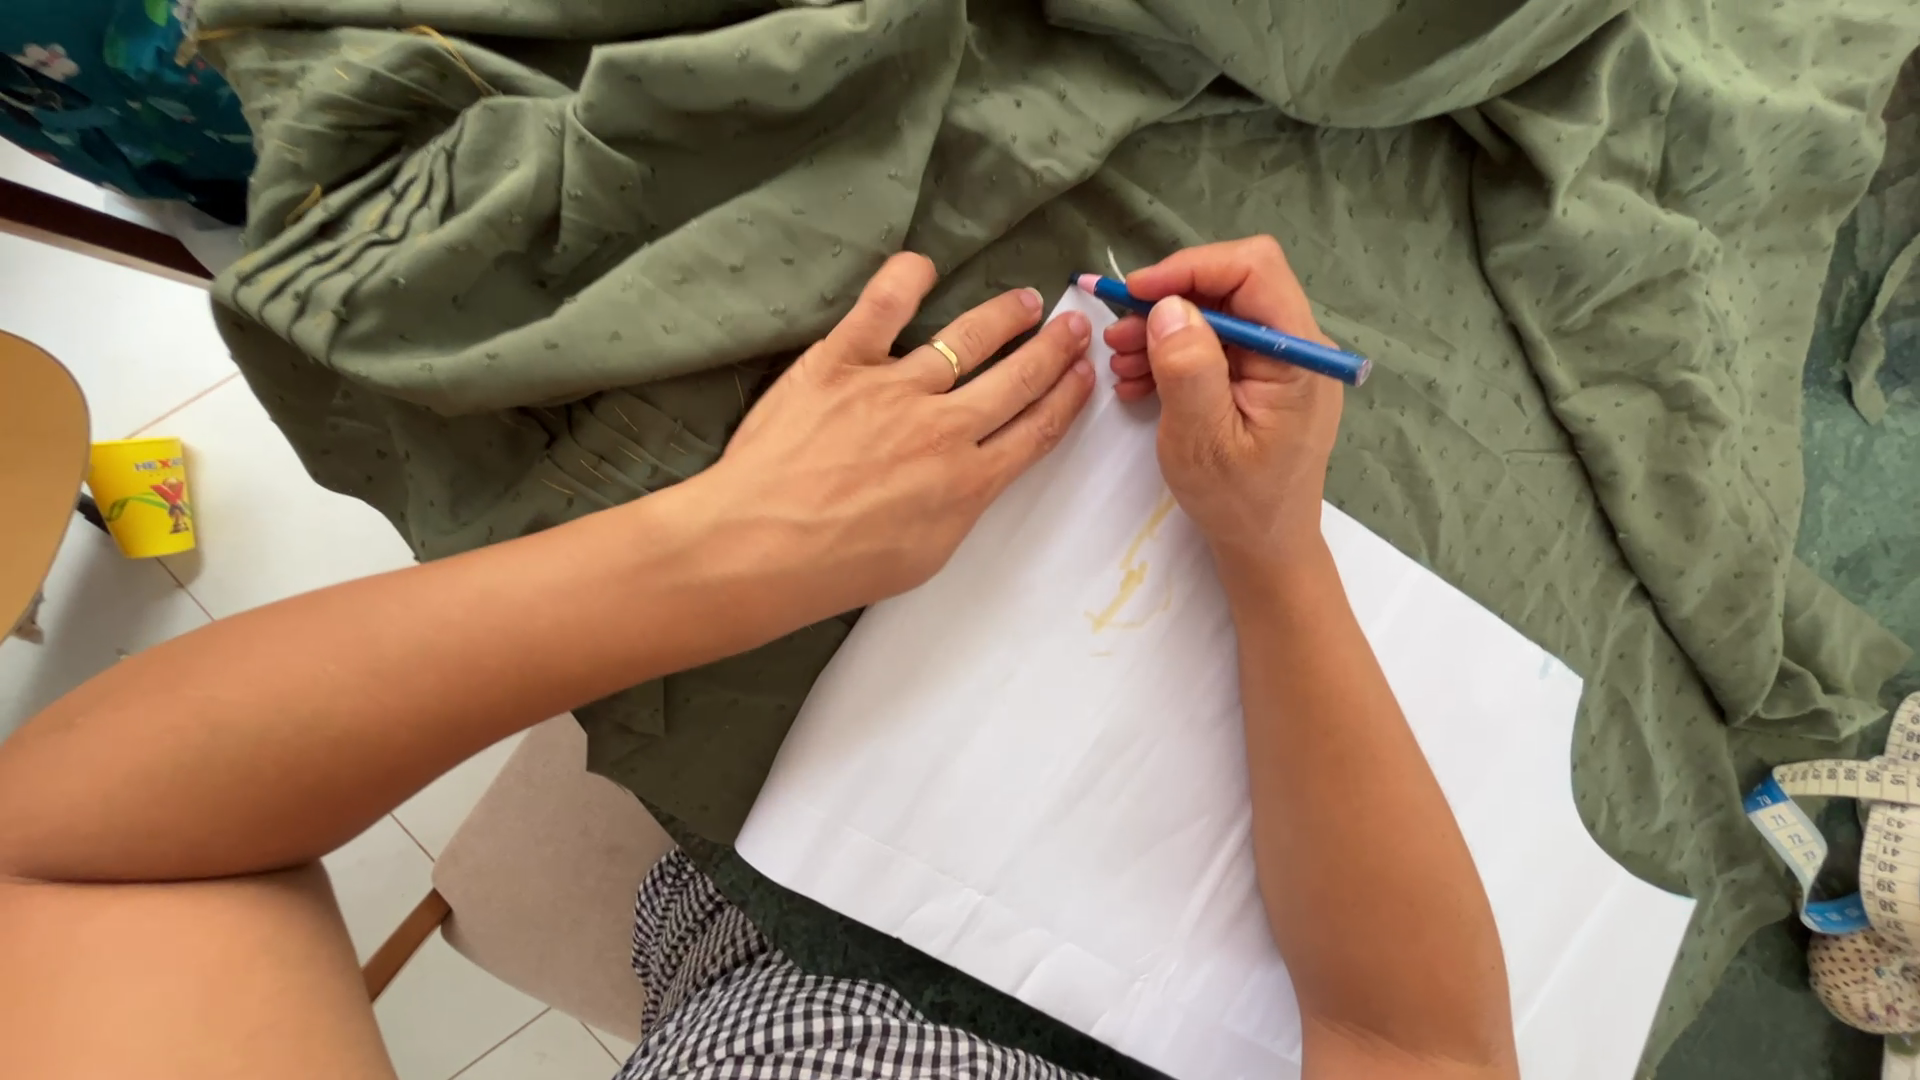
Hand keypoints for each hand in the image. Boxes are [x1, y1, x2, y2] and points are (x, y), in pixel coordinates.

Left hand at [703, 252, 1093, 620]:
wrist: (762, 547)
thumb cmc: (841, 566)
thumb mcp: (927, 555)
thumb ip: (960, 506)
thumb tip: (973, 475)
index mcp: (969, 481)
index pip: (1036, 430)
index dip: (1066, 398)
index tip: (1083, 375)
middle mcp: (945, 428)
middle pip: (1017, 378)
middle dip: (1054, 350)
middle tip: (1073, 326)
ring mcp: (895, 389)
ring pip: (966, 340)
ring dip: (1005, 317)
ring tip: (1027, 301)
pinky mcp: (842, 363)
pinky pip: (882, 308)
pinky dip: (906, 280)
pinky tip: (924, 266)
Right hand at [1104, 236, 1342, 569]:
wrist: (1263, 546)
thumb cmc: (1236, 501)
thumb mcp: (1201, 438)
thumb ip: (1188, 369)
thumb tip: (1168, 307)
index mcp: (1296, 355)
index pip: (1252, 270)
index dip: (1189, 268)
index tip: (1133, 293)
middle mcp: (1294, 346)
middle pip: (1231, 288)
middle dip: (1168, 303)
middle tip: (1117, 336)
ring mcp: (1278, 363)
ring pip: (1216, 316)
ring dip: (1163, 332)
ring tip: (1120, 364)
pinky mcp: (1259, 380)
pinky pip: (1214, 348)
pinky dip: (1172, 356)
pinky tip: (1139, 382)